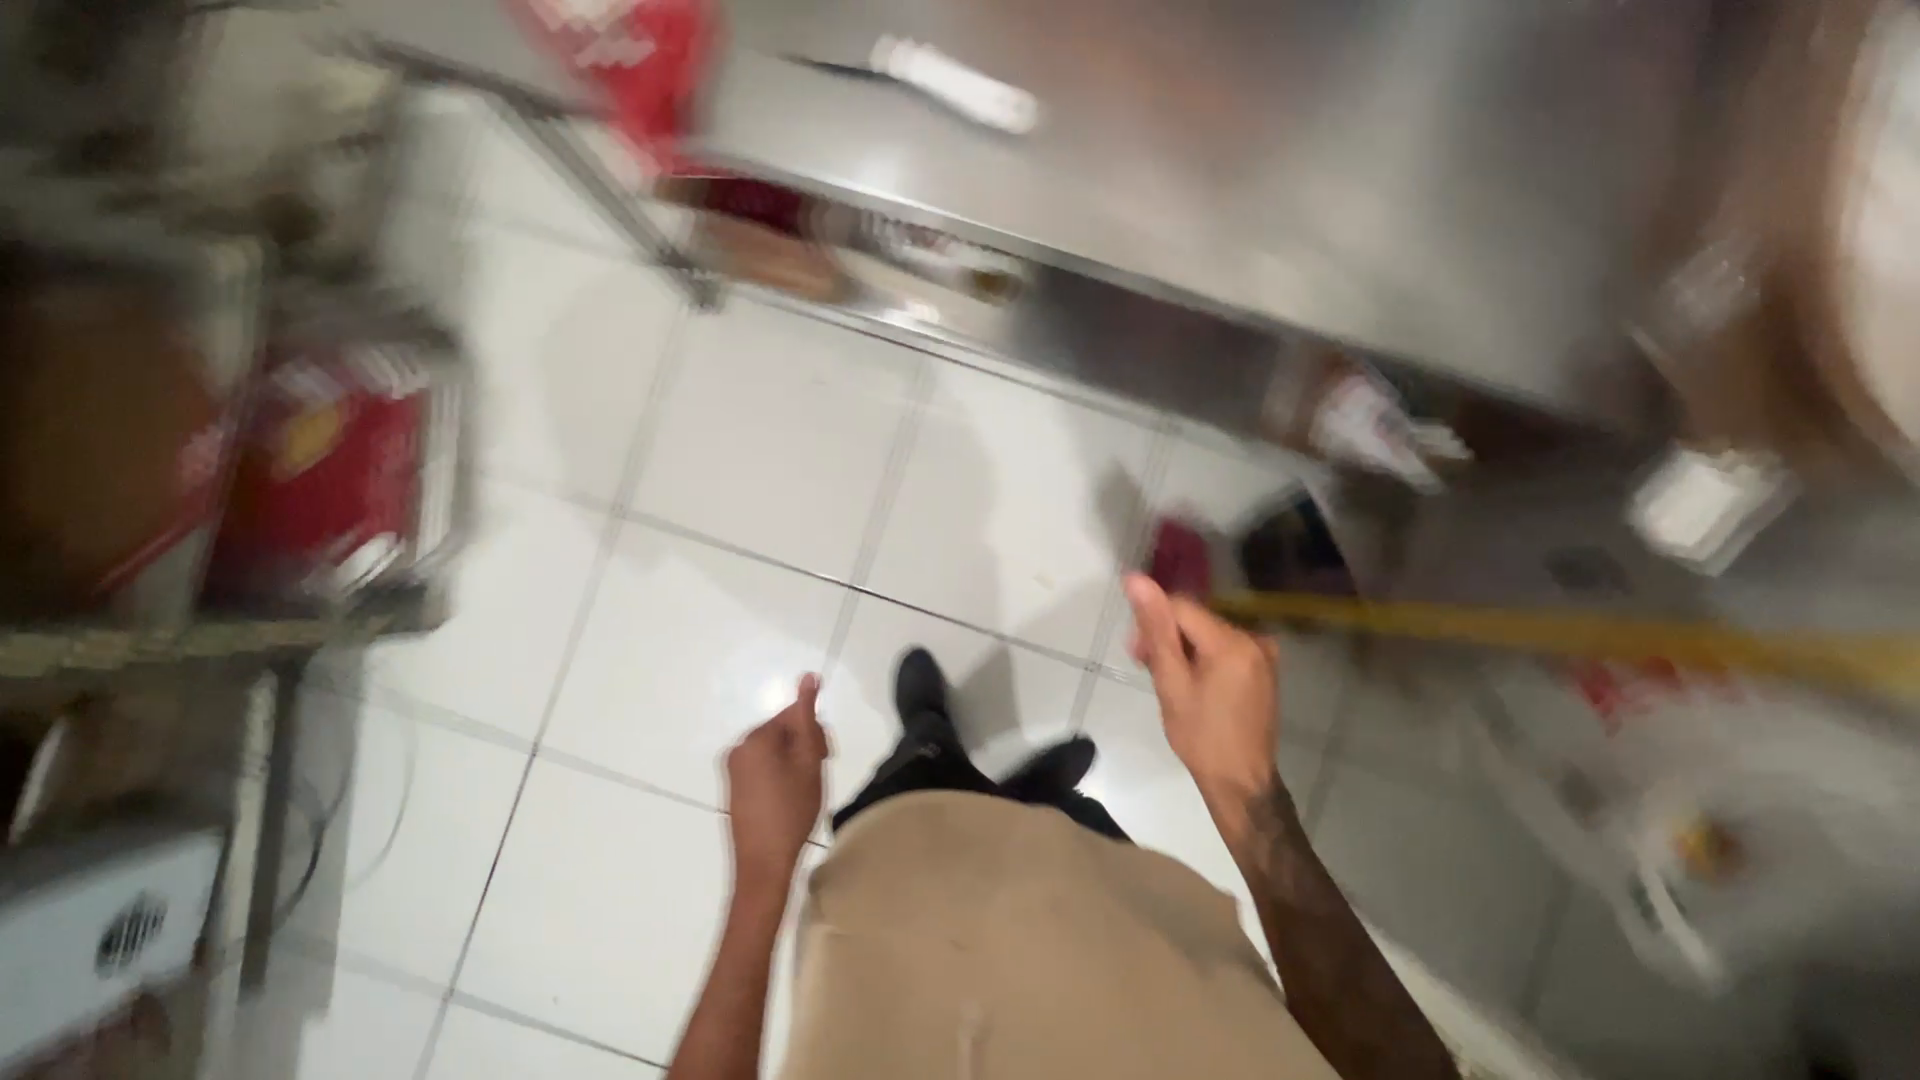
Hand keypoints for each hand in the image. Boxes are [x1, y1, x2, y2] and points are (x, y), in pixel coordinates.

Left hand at [724, 674, 829, 890]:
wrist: (763, 864)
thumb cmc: (792, 810)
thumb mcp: (809, 760)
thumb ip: (808, 716)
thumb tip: (808, 675)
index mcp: (755, 737)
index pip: (795, 716)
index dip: (815, 736)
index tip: (825, 760)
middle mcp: (738, 747)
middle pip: (784, 731)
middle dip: (805, 748)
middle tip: (816, 778)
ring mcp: (732, 769)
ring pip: (775, 751)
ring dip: (794, 763)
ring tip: (804, 792)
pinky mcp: (733, 787)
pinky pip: (763, 767)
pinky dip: (780, 776)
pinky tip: (789, 799)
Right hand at [1124, 573, 1280, 806]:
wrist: (1241, 782)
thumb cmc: (1200, 737)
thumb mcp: (1171, 683)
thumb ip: (1156, 629)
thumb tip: (1137, 580)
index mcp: (1231, 642)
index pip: (1181, 606)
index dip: (1152, 621)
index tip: (1136, 653)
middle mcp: (1254, 638)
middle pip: (1196, 619)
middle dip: (1166, 636)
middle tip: (1146, 668)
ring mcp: (1263, 653)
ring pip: (1208, 633)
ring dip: (1182, 648)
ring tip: (1168, 681)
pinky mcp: (1264, 667)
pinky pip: (1224, 648)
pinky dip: (1202, 657)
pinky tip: (1191, 683)